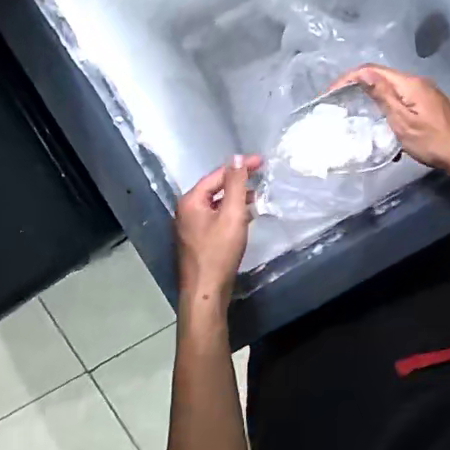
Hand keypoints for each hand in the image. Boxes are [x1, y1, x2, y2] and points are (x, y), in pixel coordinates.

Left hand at [175, 154, 262, 306]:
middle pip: (215, 188)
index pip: (218, 175)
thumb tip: (237, 157)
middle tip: (261, 177)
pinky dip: (230, 214)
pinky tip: (244, 218)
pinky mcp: (197, 240)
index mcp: (191, 200)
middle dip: (238, 182)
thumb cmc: (219, 252)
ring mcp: (190, 226)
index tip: (262, 162)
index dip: (240, 167)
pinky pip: (215, 218)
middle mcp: (186, 210)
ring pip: (216, 204)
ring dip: (235, 199)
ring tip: (257, 197)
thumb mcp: (232, 215)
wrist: (205, 291)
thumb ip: (235, 185)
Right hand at [330, 65, 449, 179]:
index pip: (373, 71)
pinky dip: (388, 109)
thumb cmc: (433, 142)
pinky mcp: (429, 105)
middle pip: (382, 77)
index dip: (349, 78)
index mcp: (410, 84)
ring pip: (391, 90)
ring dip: (373, 99)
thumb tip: (363, 74)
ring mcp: (425, 93)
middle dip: (359, 87)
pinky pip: (402, 100)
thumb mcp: (403, 122)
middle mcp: (417, 83)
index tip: (331, 93)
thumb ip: (383, 97)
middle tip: (340, 103)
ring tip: (356, 113)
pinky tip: (382, 124)